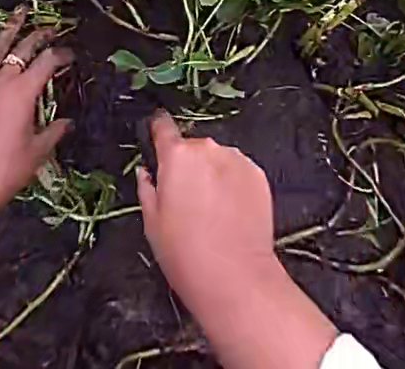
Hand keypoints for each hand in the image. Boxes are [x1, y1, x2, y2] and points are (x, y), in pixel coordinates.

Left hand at [0, 11, 72, 233]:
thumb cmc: (4, 173)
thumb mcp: (37, 153)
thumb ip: (54, 132)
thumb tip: (67, 122)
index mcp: (23, 93)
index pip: (47, 62)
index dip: (62, 55)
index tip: (72, 56)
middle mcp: (1, 83)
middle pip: (22, 50)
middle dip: (38, 35)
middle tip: (50, 28)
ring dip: (7, 32)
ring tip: (17, 16)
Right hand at [135, 110, 278, 298]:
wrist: (236, 279)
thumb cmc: (186, 254)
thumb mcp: (152, 224)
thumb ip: (146, 188)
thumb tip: (146, 171)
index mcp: (177, 156)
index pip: (163, 126)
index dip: (158, 131)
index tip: (158, 137)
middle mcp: (207, 149)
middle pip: (192, 147)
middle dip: (188, 165)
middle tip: (187, 199)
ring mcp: (236, 159)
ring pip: (217, 158)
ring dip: (212, 173)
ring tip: (212, 210)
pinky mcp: (258, 174)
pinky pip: (239, 170)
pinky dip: (234, 184)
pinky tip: (231, 212)